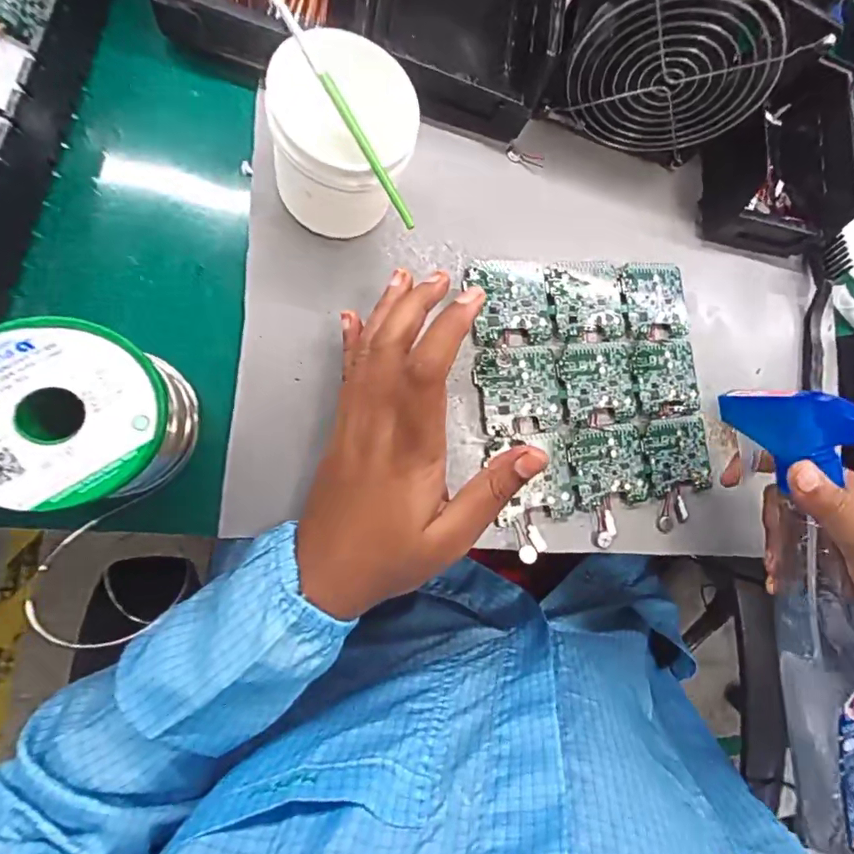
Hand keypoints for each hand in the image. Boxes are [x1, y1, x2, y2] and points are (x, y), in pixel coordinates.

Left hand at [295, 270, 548, 619]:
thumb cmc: (386, 559)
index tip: (469, 300)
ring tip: (404, 281)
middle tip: (440, 278)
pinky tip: (354, 320)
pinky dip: (352, 342)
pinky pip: (346, 376)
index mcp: (410, 448)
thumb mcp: (449, 539)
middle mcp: (377, 425)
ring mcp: (353, 424)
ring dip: (386, 313)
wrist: (320, 574)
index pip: (426, 372)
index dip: (447, 328)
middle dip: (416, 306)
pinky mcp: (340, 429)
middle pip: (392, 349)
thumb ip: (490, 494)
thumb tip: (533, 454)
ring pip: (366, 355)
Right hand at [762, 460, 853, 644]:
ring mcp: (837, 529)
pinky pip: (794, 545)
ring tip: (778, 571)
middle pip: (785, 494)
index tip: (733, 477)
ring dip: (775, 544)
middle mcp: (842, 504)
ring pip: (787, 521)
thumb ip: (832, 504)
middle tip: (774, 550)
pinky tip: (782, 578)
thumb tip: (794, 466)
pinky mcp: (831, 554)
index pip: (800, 459)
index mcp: (852, 489)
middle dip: (771, 520)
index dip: (764, 461)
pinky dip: (782, 560)